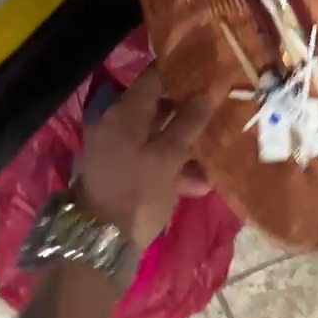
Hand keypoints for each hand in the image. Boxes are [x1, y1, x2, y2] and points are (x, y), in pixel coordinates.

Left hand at [75, 69, 217, 247]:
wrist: (100, 246)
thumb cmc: (137, 193)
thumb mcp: (168, 157)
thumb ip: (188, 122)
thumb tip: (207, 91)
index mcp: (124, 112)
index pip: (154, 77)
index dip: (181, 71)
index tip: (207, 71)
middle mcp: (115, 124)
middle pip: (156, 106)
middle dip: (187, 109)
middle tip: (217, 109)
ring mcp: (115, 150)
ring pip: (156, 135)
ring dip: (184, 143)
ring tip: (214, 151)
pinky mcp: (119, 173)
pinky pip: (149, 159)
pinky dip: (171, 166)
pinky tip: (199, 183)